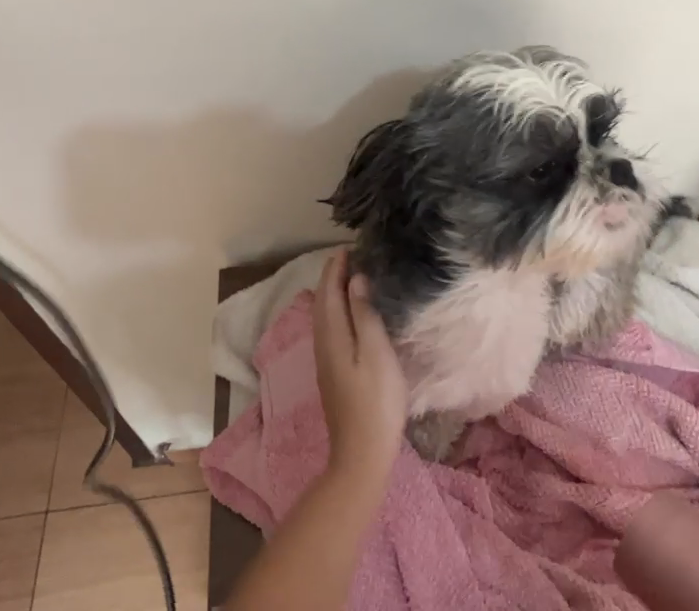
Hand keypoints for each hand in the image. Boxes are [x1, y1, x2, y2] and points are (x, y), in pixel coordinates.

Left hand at [313, 248, 407, 485]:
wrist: (361, 452)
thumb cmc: (376, 401)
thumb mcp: (375, 353)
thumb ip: (364, 314)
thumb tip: (355, 279)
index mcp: (332, 335)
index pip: (329, 291)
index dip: (336, 267)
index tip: (350, 247)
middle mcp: (323, 344)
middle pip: (322, 301)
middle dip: (332, 276)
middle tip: (351, 256)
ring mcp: (326, 361)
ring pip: (324, 316)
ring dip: (333, 293)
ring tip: (351, 277)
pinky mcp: (333, 373)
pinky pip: (330, 329)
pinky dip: (337, 311)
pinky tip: (351, 315)